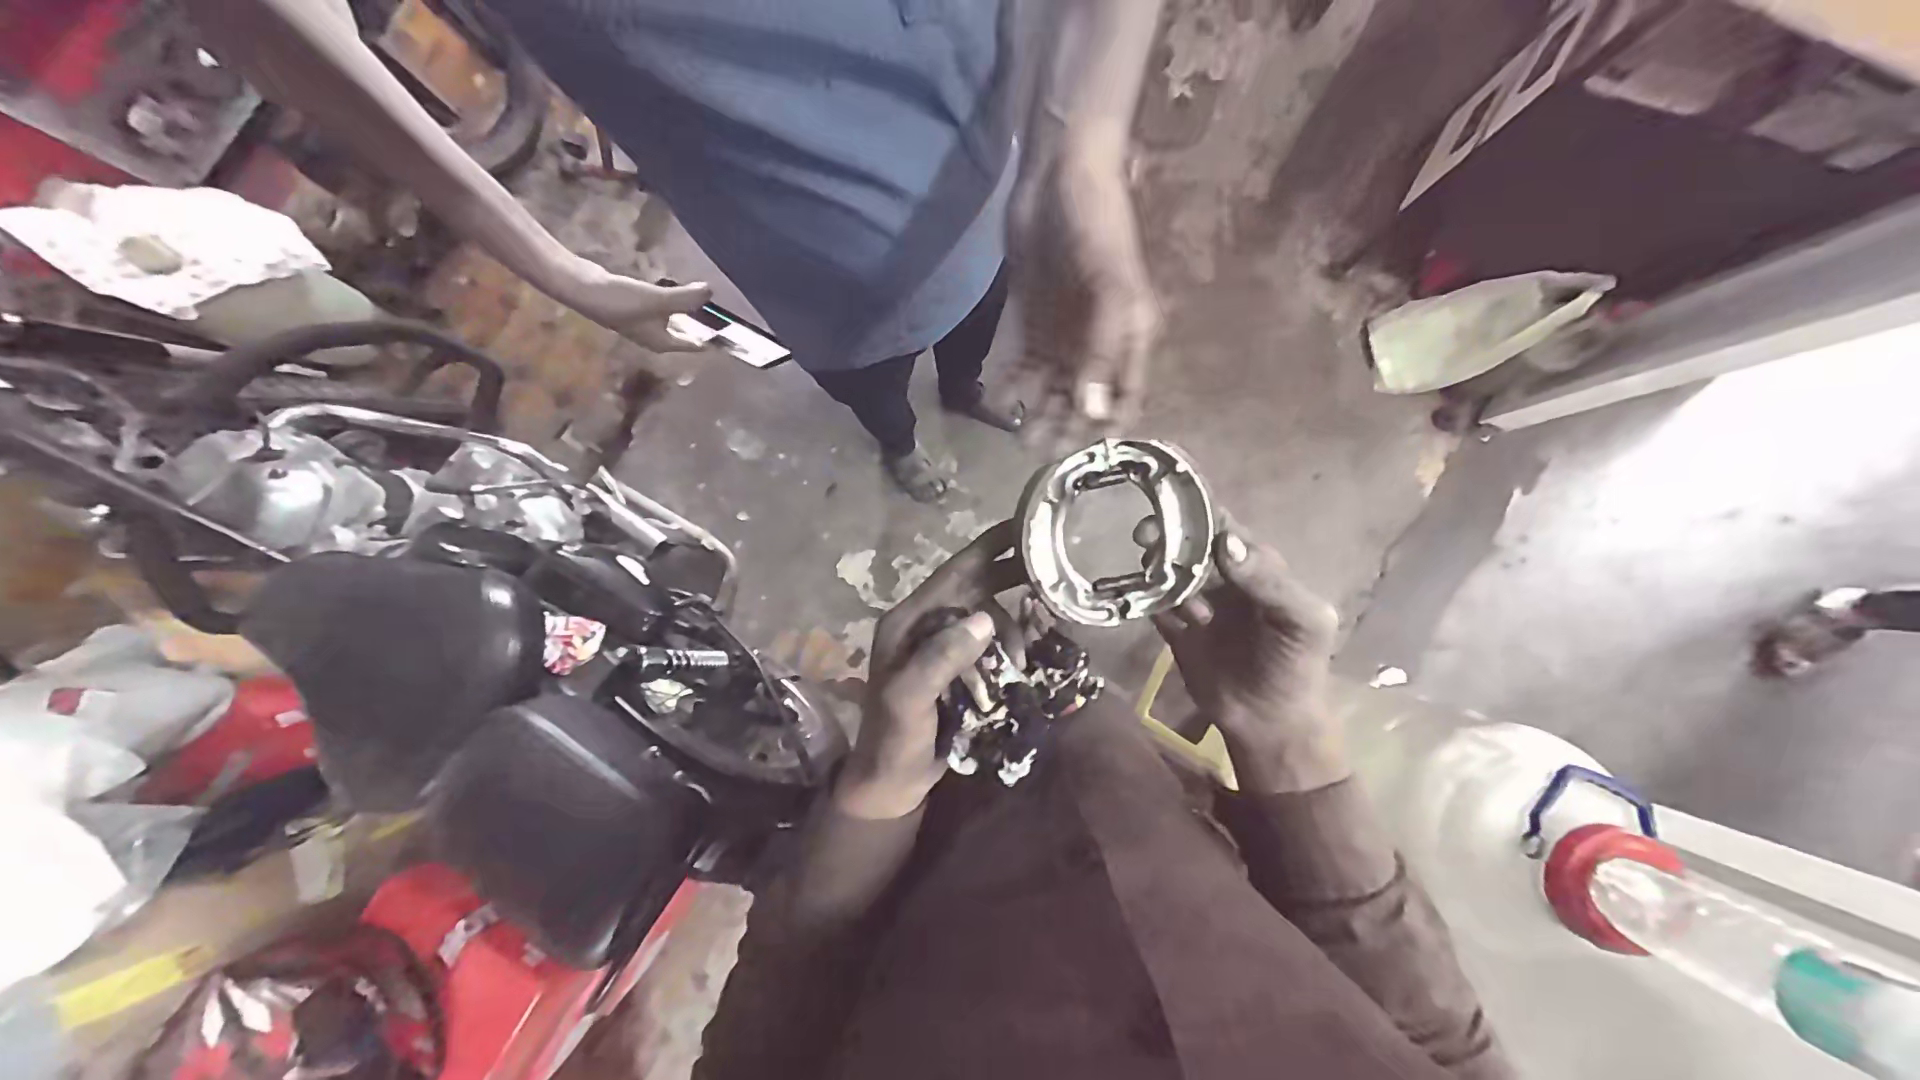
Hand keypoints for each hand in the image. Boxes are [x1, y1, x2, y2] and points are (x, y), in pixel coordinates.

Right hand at [558, 262, 713, 353]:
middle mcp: (652, 338)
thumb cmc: (621, 301)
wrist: (580, 287)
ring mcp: (640, 324)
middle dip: (698, 325)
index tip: (727, 332)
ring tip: (700, 301)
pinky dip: (668, 302)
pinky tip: (672, 290)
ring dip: (683, 312)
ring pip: (670, 320)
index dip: (710, 340)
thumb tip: (711, 292)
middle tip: (718, 313)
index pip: (693, 345)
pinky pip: (657, 308)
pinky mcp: (631, 308)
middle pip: (682, 334)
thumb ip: (686, 299)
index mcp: (662, 343)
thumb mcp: (659, 300)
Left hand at [839, 522, 1026, 818]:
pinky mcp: (957, 666)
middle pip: (974, 586)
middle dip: (1010, 578)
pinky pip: (991, 643)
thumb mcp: (909, 699)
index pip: (953, 573)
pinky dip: (1008, 647)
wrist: (892, 780)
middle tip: (1049, 572)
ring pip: (987, 616)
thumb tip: (983, 618)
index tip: (1023, 526)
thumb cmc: (894, 738)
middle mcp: (926, 624)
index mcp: (908, 621)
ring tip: (1020, 657)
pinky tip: (1019, 663)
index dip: (988, 548)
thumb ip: (940, 658)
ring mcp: (942, 645)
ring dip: (1010, 628)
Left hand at [1011, 148, 1161, 435]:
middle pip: (1083, 400)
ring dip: (1039, 415)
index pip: (1125, 395)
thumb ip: (1103, 347)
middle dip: (1066, 428)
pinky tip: (1000, 403)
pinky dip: (1012, 385)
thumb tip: (1092, 409)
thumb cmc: (1096, 223)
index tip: (1086, 453)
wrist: (1056, 175)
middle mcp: (1095, 342)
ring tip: (1021, 440)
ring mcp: (1062, 333)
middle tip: (1041, 453)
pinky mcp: (1031, 321)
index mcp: (1127, 335)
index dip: (1108, 425)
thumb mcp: (1110, 284)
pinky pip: (1021, 364)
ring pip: (1051, 388)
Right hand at [1151, 522, 1347, 792]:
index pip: (1220, 525)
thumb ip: (1268, 580)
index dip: (1194, 509)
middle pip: (1183, 541)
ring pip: (1163, 569)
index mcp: (1254, 564)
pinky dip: (1147, 600)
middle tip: (1147, 540)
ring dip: (1160, 575)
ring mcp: (1193, 600)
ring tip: (1187, 611)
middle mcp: (1220, 575)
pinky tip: (1159, 615)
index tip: (1165, 500)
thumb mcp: (1301, 620)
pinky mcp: (1172, 626)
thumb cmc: (1296, 666)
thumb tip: (1224, 541)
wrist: (1270, 722)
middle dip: (1165, 536)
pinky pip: (1152, 602)